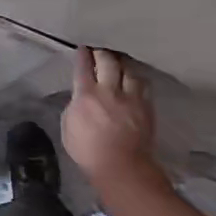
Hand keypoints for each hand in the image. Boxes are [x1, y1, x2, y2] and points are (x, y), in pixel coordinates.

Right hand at [61, 46, 166, 193]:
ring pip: (129, 70)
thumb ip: (75, 106)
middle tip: (99, 51)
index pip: (83, 67)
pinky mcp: (146, 106)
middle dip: (102, 53)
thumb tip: (81, 98)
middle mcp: (110, 91)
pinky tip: (134, 79)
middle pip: (108, 62)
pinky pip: (143, 84)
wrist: (121, 166)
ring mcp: (131, 97)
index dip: (82, 55)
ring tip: (119, 62)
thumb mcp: (68, 126)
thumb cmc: (88, 151)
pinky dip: (136, 78)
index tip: (82, 49)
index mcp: (86, 95)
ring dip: (122, 64)